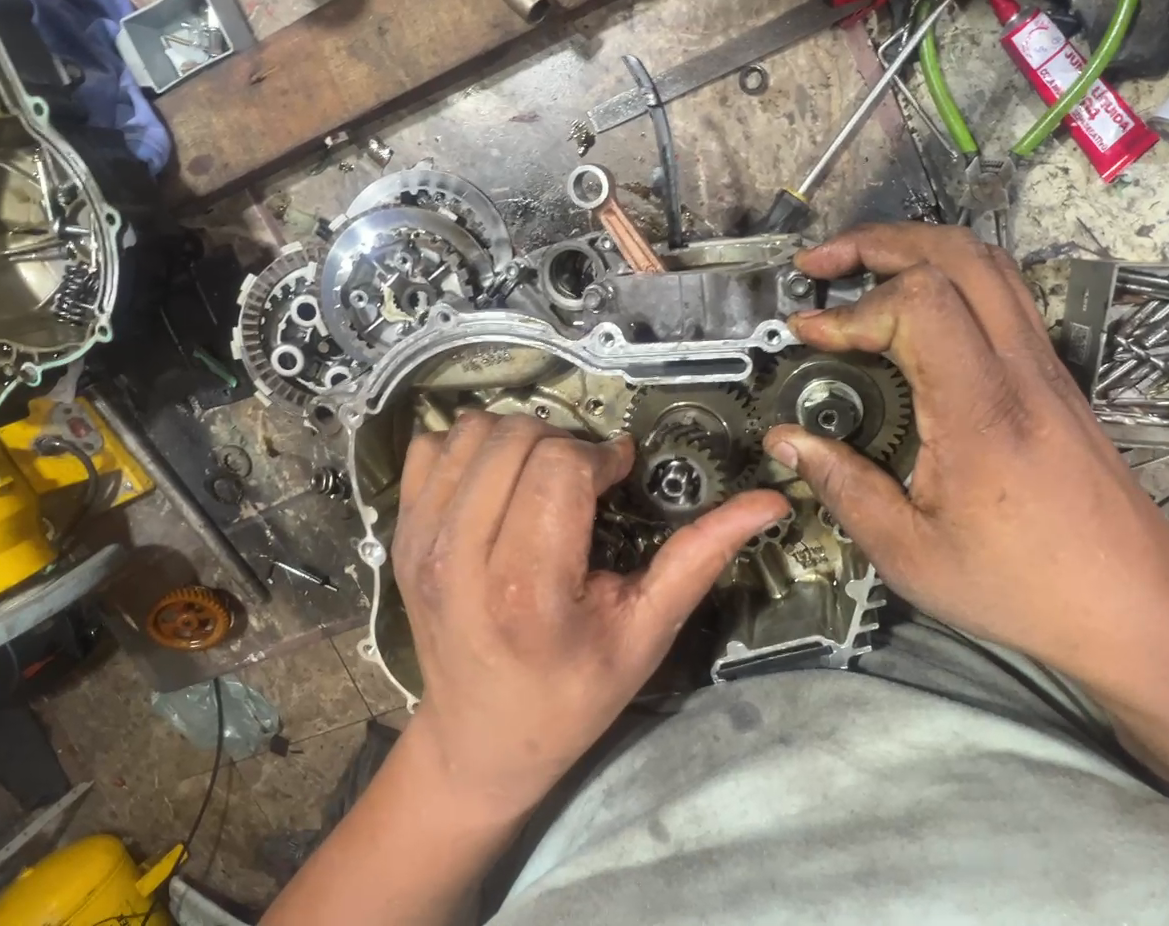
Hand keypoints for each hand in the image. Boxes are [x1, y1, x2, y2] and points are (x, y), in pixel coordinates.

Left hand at [393, 411, 786, 819]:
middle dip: (563, 445)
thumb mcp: (644, 633)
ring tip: (543, 478)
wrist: (480, 738)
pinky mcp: (400, 536)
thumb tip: (768, 503)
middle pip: (518, 439)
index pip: (560, 467)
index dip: (600, 458)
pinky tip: (496, 482)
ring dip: (519, 440)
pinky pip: (431, 446)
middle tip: (584, 480)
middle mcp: (461, 557)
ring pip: (475, 431)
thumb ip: (699, 558)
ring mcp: (421, 543)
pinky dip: (469, 448)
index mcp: (527, 588)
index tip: (617, 477)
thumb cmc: (570, 694)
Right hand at [762, 224, 1168, 694]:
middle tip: (821, 262)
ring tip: (860, 270)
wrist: (1136, 613)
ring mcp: (1047, 370)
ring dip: (918, 250)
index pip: (917, 304)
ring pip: (989, 265)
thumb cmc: (1021, 590)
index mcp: (981, 410)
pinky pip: (1005, 298)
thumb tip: (786, 441)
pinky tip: (914, 314)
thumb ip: (843, 487)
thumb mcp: (910, 554)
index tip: (807, 337)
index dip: (850, 309)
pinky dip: (950, 279)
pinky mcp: (1057, 382)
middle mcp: (1021, 371)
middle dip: (879, 241)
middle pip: (957, 255)